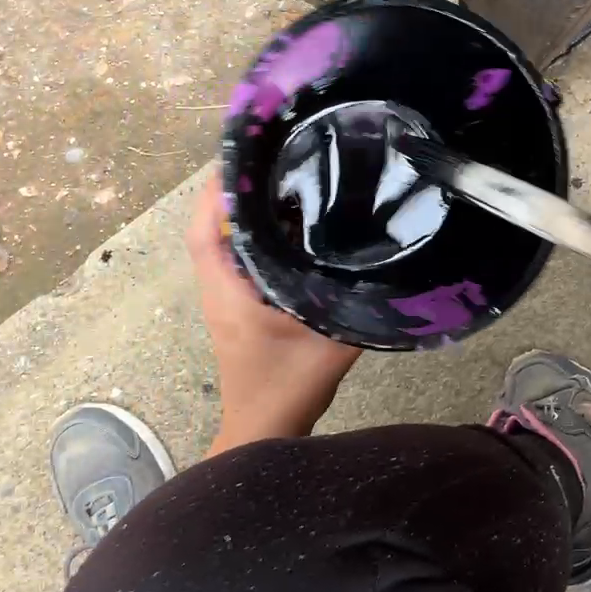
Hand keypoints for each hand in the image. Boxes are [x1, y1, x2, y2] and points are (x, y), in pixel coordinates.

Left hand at [186, 179, 360, 453]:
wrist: (264, 432)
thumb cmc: (286, 388)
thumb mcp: (330, 344)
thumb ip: (356, 305)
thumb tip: (385, 264)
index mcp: (228, 292)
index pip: (205, 230)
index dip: (216, 192)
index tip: (245, 159)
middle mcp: (219, 289)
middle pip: (213, 228)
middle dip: (235, 192)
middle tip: (274, 161)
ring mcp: (226, 299)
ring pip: (226, 243)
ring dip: (246, 214)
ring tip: (286, 184)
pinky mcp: (239, 307)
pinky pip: (240, 259)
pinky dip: (258, 237)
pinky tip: (294, 228)